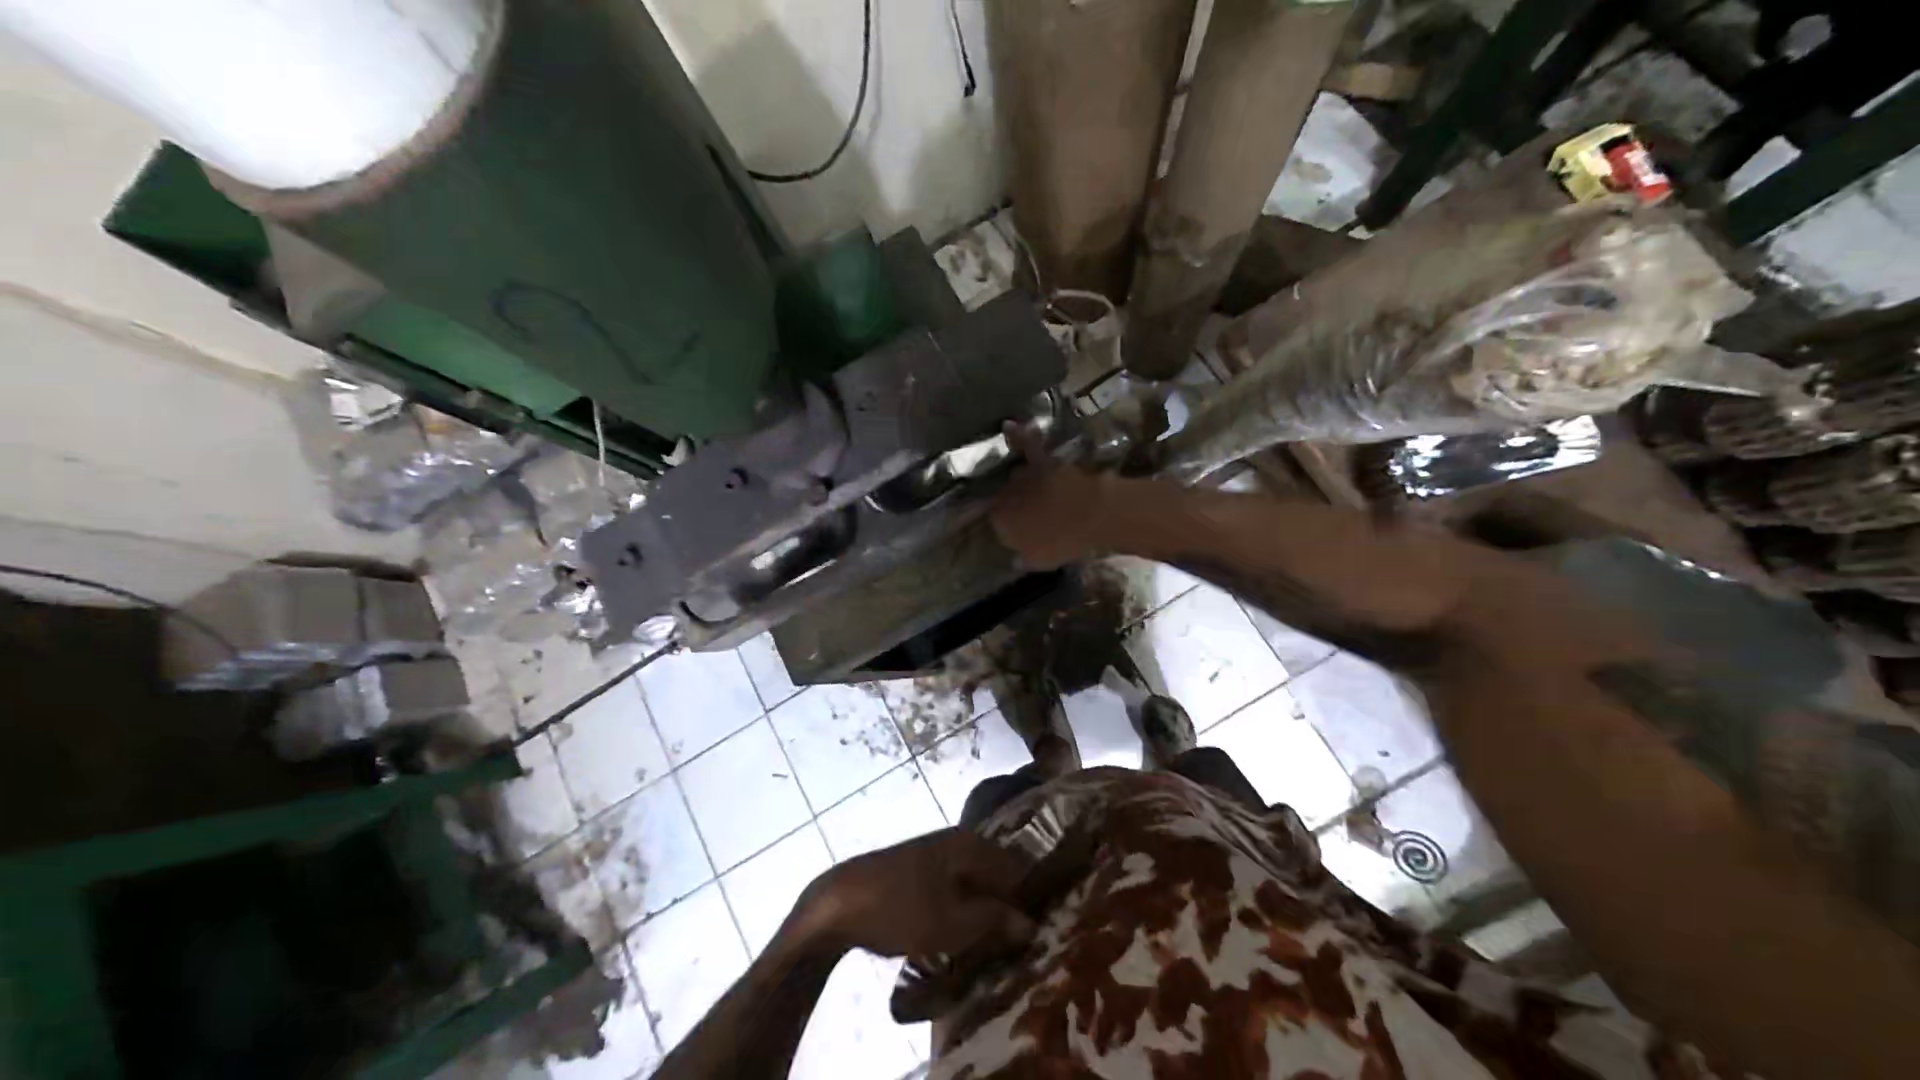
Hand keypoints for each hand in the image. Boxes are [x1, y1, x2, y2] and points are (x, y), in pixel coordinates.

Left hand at [799, 829, 1033, 961]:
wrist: (836, 904)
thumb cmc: (898, 909)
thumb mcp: (952, 923)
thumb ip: (994, 921)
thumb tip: (1030, 923)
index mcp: (969, 844)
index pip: (1016, 869)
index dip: (1030, 900)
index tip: (1042, 933)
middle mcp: (955, 842)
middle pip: (993, 875)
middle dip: (1006, 908)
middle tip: (1018, 947)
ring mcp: (933, 855)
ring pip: (971, 885)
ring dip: (982, 913)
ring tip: (993, 949)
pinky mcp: (915, 873)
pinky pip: (951, 890)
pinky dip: (960, 911)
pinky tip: (961, 938)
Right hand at [989, 423, 1125, 569]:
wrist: (1092, 514)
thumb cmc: (1066, 543)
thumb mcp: (1041, 561)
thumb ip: (1024, 559)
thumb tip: (1015, 559)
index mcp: (1002, 523)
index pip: (996, 523)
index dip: (1007, 526)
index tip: (1017, 530)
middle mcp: (1005, 497)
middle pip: (1004, 498)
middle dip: (1011, 502)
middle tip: (1027, 510)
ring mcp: (1023, 477)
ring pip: (1014, 476)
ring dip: (1018, 479)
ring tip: (1024, 483)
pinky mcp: (1043, 461)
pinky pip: (1027, 445)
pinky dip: (1018, 435)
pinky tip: (1009, 425)